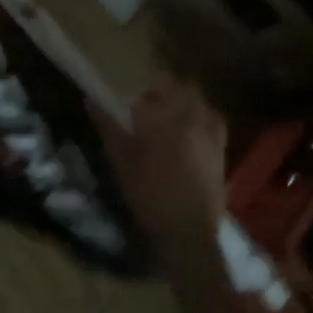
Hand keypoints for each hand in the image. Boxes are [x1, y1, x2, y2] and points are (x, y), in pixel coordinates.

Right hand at [92, 76, 227, 248]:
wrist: (186, 233)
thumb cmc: (149, 192)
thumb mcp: (121, 158)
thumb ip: (108, 125)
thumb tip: (90, 99)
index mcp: (170, 116)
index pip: (164, 80)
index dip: (151, 82)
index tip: (139, 95)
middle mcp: (196, 120)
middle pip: (188, 89)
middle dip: (172, 92)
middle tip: (154, 108)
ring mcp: (213, 137)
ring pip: (205, 106)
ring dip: (190, 106)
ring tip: (174, 122)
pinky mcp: (223, 155)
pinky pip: (216, 127)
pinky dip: (204, 124)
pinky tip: (190, 141)